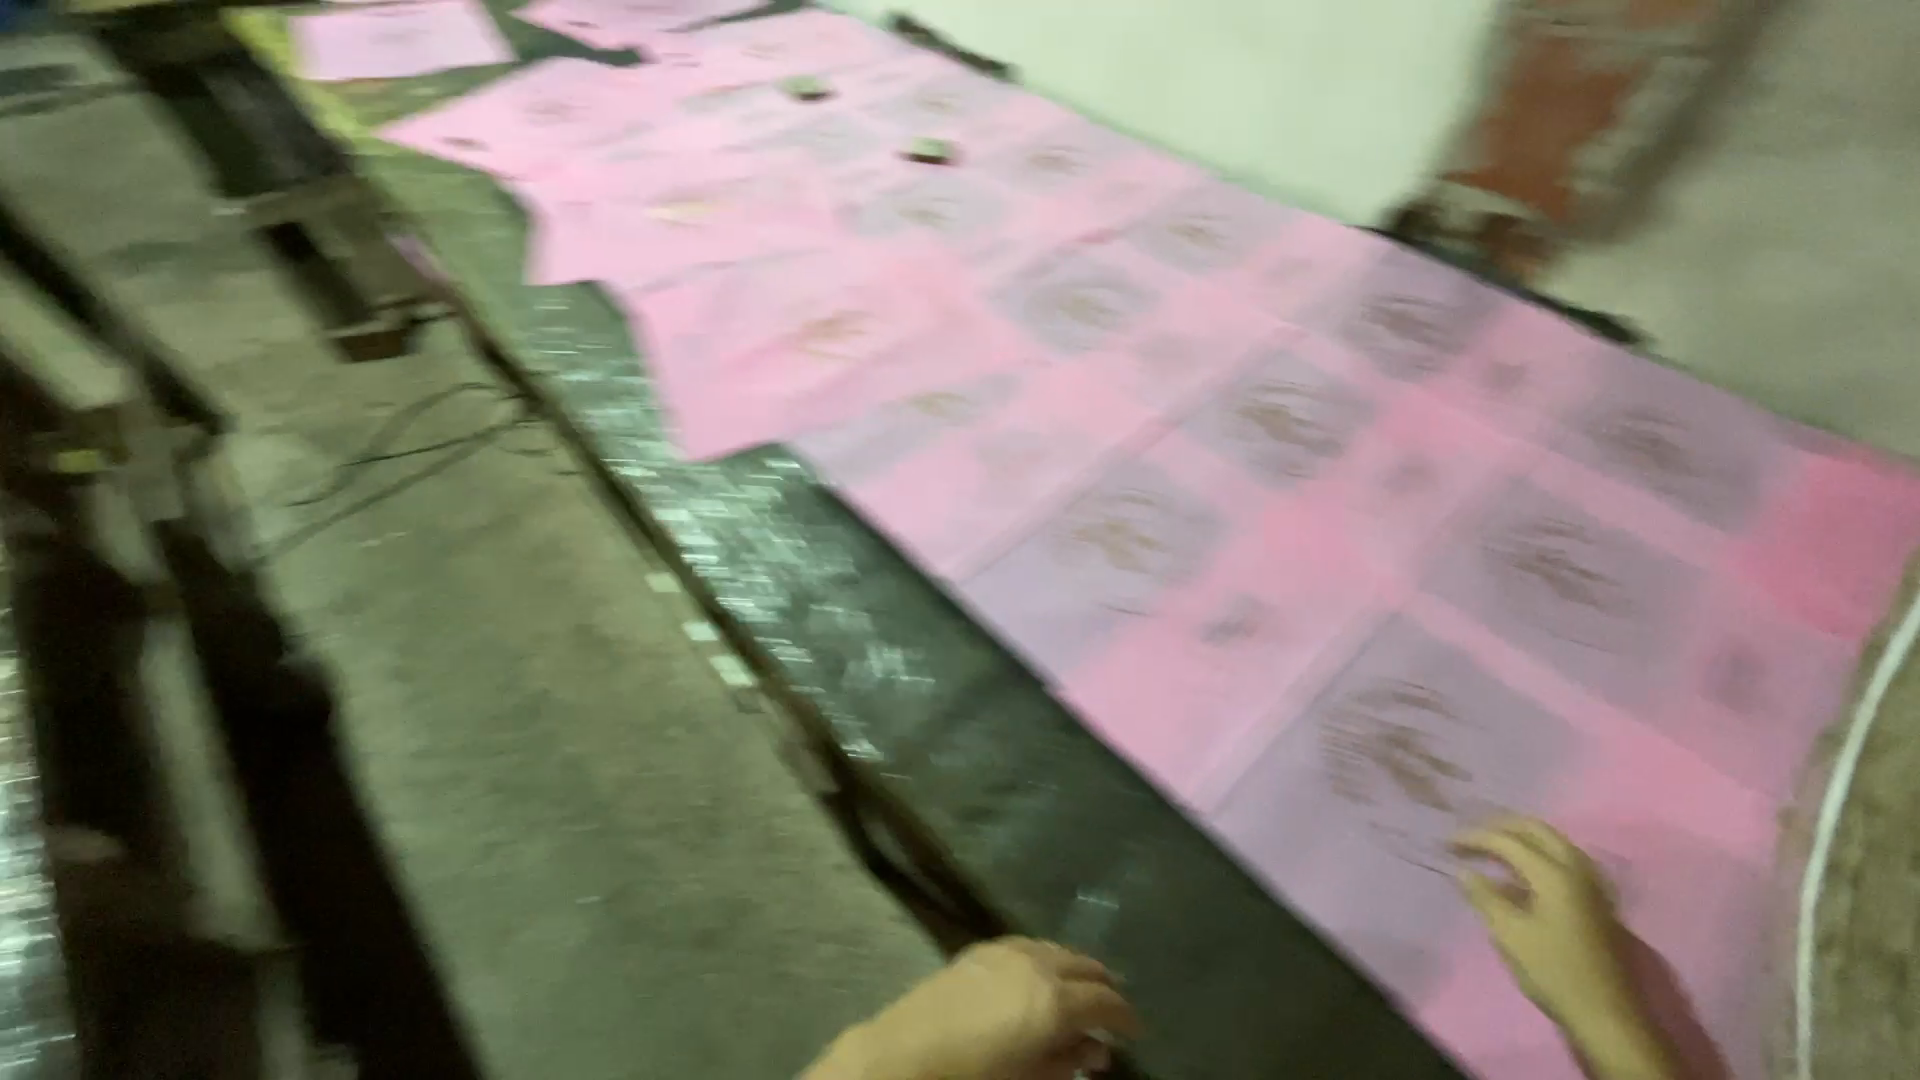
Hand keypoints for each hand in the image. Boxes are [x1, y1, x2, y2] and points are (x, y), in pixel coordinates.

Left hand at [803, 937, 1139, 1079]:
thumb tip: (1095, 1051)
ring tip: (1081, 991)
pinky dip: (1047, 958)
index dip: (1125, 1017)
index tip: (1135, 1031)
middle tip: (1112, 1011)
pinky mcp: (983, 948)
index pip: (1106, 1002)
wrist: (908, 1053)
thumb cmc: (975, 1077)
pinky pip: (1030, 946)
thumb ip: (1067, 1062)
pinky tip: (1043, 975)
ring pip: (1058, 950)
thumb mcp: (1030, 1079)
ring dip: (1076, 970)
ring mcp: (1009, 950)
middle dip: (1104, 987)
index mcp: (1055, 1000)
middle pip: (1086, 967)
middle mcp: (1039, 964)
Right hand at [1452, 817, 1676, 1079]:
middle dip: (1500, 827)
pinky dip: (1537, 854)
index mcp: (1554, 875)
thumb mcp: (1508, 933)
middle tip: (1471, 836)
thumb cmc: (1552, 970)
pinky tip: (1521, 872)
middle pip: (1537, 830)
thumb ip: (1484, 895)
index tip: (1446, 844)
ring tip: (1492, 848)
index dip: (1474, 837)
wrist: (1606, 1015)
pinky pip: (1563, 860)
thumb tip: (1464, 871)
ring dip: (1521, 838)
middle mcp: (1577, 870)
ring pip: (1554, 842)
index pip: (1507, 840)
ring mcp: (1592, 886)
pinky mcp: (1596, 902)